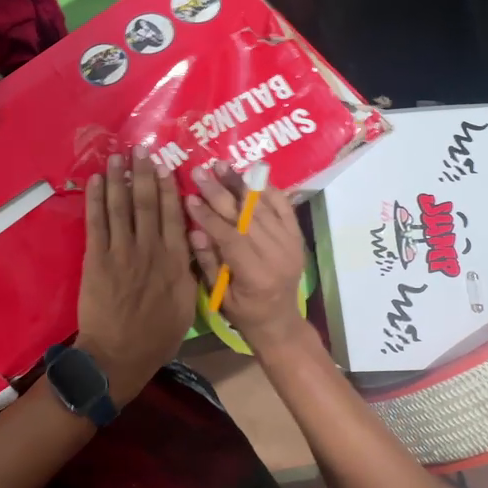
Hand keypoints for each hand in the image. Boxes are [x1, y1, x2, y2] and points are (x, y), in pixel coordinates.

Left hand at [75, 149, 195, 406]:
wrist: (118, 354)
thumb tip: (191, 243)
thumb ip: (188, 270)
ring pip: (121, 206)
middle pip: (147, 202)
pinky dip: (96, 198)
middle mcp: (150, 250)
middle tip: (140, 149)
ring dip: (118, 178)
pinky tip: (96, 180)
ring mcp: (121, 251)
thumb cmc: (156, 335)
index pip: (174, 215)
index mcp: (176, 262)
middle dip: (143, 173)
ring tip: (117, 156)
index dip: (169, 187)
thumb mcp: (186, 304)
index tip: (166, 165)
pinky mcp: (96, 257)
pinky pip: (96, 221)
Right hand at [186, 164, 309, 353]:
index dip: (208, 216)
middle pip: (247, 217)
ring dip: (240, 184)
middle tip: (200, 172)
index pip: (230, 237)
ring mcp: (291, 244)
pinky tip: (250, 175)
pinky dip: (268, 190)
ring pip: (263, 207)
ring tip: (221, 166)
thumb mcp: (219, 294)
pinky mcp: (297, 237)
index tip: (189, 196)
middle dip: (220, 192)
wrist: (280, 321)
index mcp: (256, 275)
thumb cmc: (244, 311)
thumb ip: (208, 261)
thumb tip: (194, 229)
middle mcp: (278, 256)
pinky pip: (284, 207)